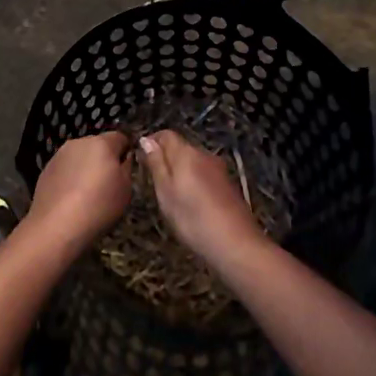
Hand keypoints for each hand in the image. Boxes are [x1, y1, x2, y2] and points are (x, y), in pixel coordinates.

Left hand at [29, 132, 133, 245]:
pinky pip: (66, 168)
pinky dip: (71, 177)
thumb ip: (127, 168)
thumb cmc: (98, 206)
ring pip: (80, 156)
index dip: (126, 151)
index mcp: (102, 143)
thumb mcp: (126, 188)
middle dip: (105, 158)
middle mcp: (79, 143)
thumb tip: (125, 158)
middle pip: (98, 145)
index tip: (127, 169)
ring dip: (86, 167)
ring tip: (88, 191)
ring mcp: (59, 156)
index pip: (121, 137)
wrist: (56, 227)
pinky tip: (72, 197)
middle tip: (109, 181)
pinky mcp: (45, 171)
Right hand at [138, 131, 268, 260]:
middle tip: (151, 178)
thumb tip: (146, 139)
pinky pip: (204, 173)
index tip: (140, 159)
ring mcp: (219, 169)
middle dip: (165, 157)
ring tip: (167, 192)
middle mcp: (205, 154)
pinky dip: (192, 180)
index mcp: (187, 153)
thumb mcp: (165, 192)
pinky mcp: (227, 183)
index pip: (167, 134)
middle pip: (181, 147)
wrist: (234, 241)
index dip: (152, 142)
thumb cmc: (192, 217)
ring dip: (179, 170)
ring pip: (193, 161)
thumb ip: (156, 164)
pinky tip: (189, 200)